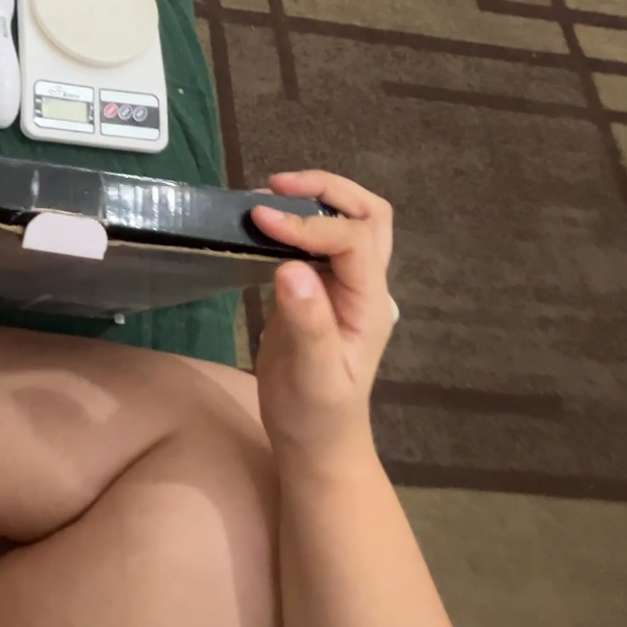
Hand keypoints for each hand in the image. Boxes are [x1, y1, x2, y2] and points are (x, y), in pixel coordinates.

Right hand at [249, 171, 396, 468]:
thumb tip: (291, 268)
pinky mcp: (315, 289)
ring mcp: (340, 286)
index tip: (259, 217)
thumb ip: (307, 322)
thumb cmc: (316, 413)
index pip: (351, 239)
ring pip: (347, 221)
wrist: (314, 440)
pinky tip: (262, 224)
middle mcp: (362, 286)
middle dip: (327, 189)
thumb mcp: (312, 374)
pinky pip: (315, 240)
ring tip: (266, 198)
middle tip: (276, 185)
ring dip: (313, 198)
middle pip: (368, 214)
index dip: (307, 222)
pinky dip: (294, 219)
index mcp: (367, 303)